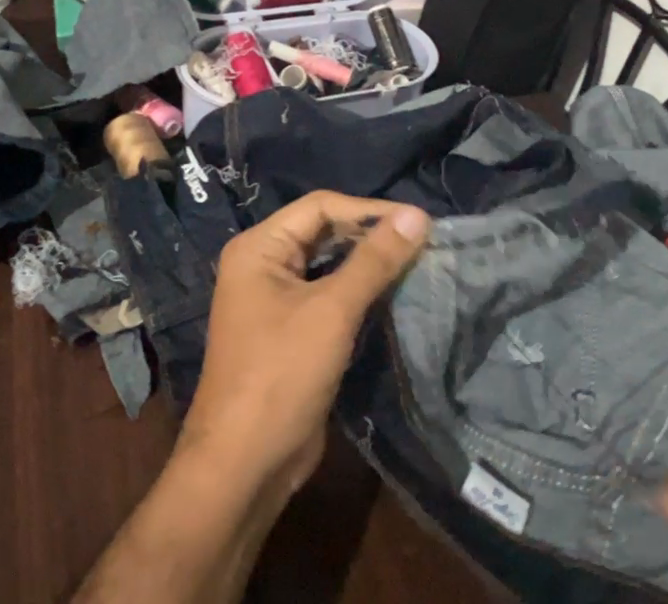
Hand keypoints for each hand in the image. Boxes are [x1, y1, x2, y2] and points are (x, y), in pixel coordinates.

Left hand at [178, 191, 429, 497]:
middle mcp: (262, 266)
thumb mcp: (332, 311)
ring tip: (417, 265)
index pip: (320, 206)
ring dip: (368, 265)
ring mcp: (274, 301)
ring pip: (328, 266)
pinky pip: (328, 297)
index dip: (369, 211)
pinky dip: (359, 294)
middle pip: (323, 232)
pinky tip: (394, 298)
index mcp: (258, 248)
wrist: (245, 461)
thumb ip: (374, 260)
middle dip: (370, 236)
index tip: (419, 223)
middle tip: (423, 244)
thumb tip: (417, 215)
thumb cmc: (282, 374)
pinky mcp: (291, 332)